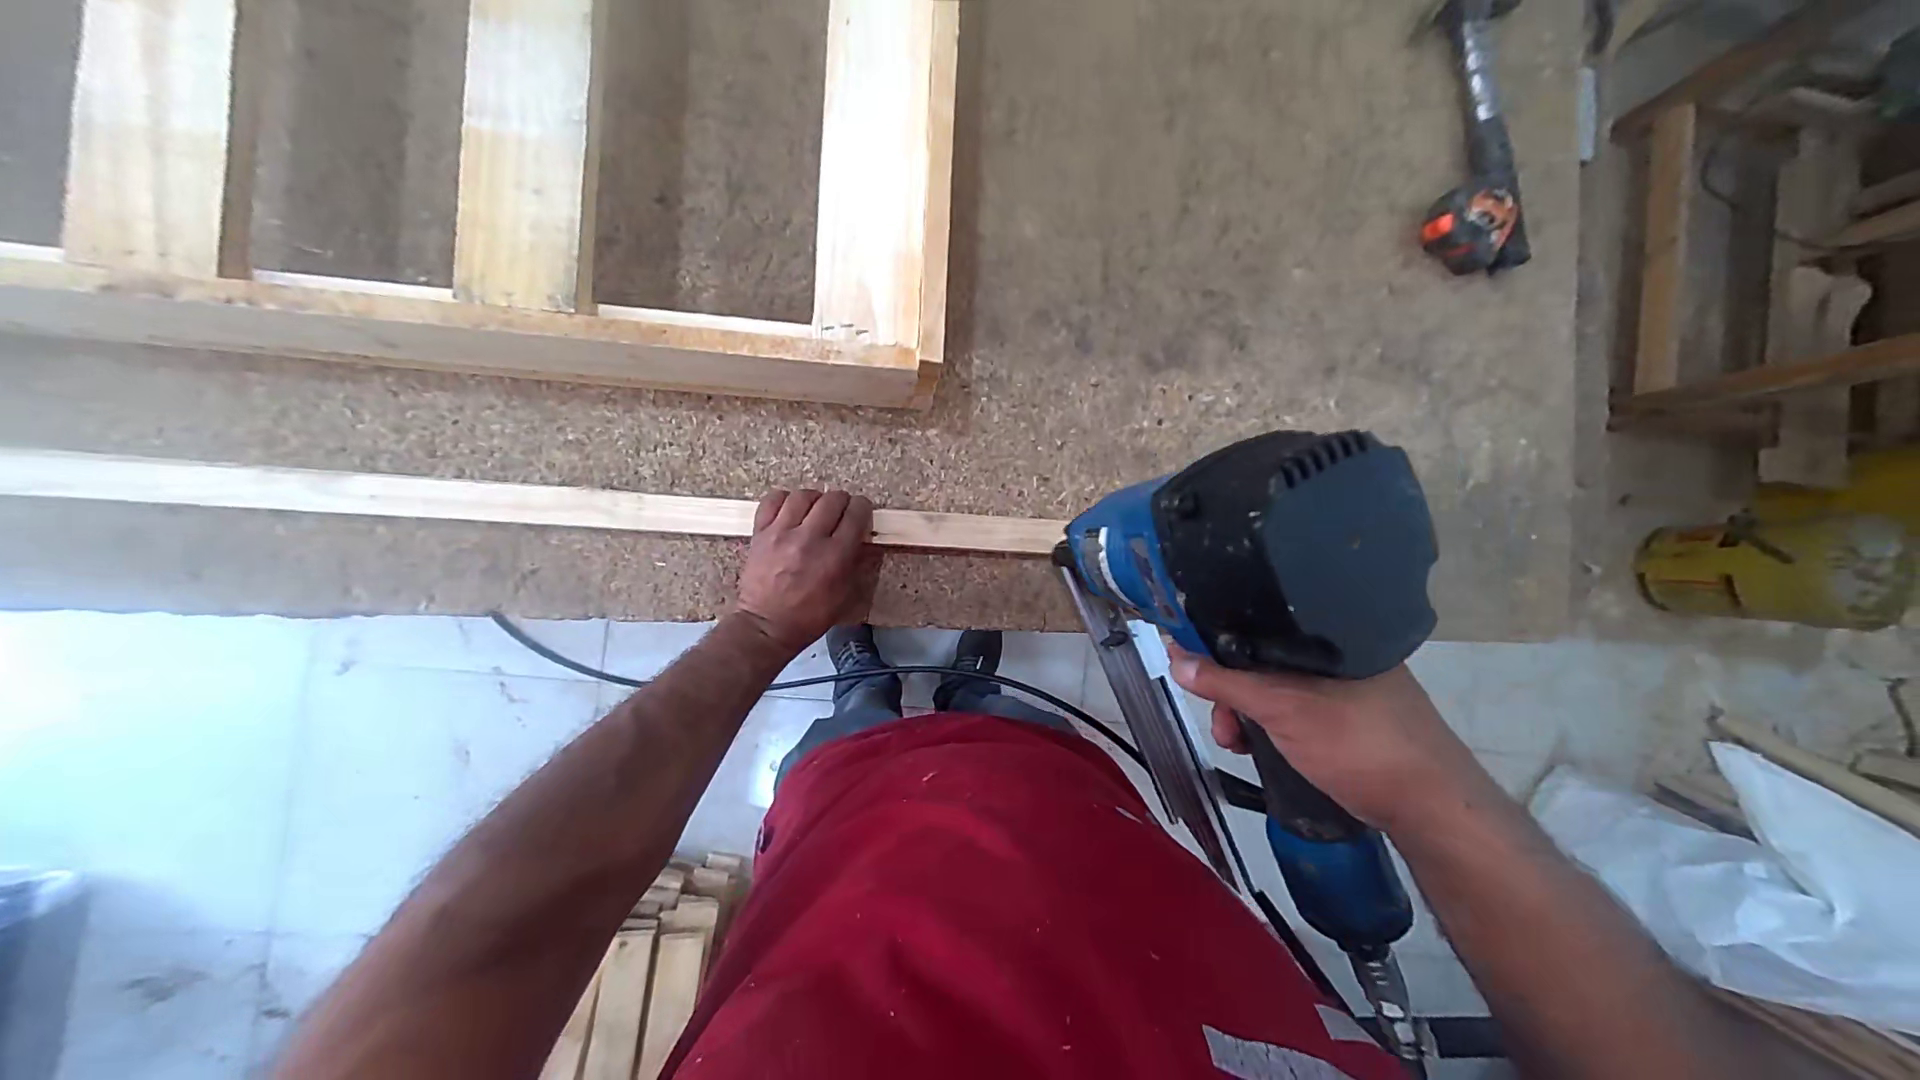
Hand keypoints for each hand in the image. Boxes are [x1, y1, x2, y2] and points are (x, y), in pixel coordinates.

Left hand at [733, 489, 879, 653]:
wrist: (767, 626)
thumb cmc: (808, 616)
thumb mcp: (846, 595)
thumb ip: (857, 562)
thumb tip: (863, 538)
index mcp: (835, 556)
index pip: (856, 513)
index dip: (863, 509)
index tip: (861, 512)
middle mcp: (809, 539)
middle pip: (833, 499)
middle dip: (843, 502)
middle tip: (841, 512)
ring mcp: (781, 533)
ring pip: (804, 495)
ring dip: (815, 499)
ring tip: (816, 510)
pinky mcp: (760, 533)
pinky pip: (773, 500)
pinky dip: (785, 500)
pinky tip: (790, 510)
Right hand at [1168, 648, 1501, 833]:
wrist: (1429, 808)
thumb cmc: (1357, 742)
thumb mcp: (1282, 708)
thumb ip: (1227, 683)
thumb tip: (1175, 658)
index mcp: (1328, 637)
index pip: (1258, 626)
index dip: (1219, 642)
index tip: (1191, 661)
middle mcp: (1336, 657)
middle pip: (1262, 663)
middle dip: (1230, 694)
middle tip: (1222, 725)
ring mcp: (1345, 690)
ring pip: (1275, 692)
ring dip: (1246, 716)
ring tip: (1237, 745)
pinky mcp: (1347, 721)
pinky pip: (1293, 712)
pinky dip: (1270, 729)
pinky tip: (1258, 750)